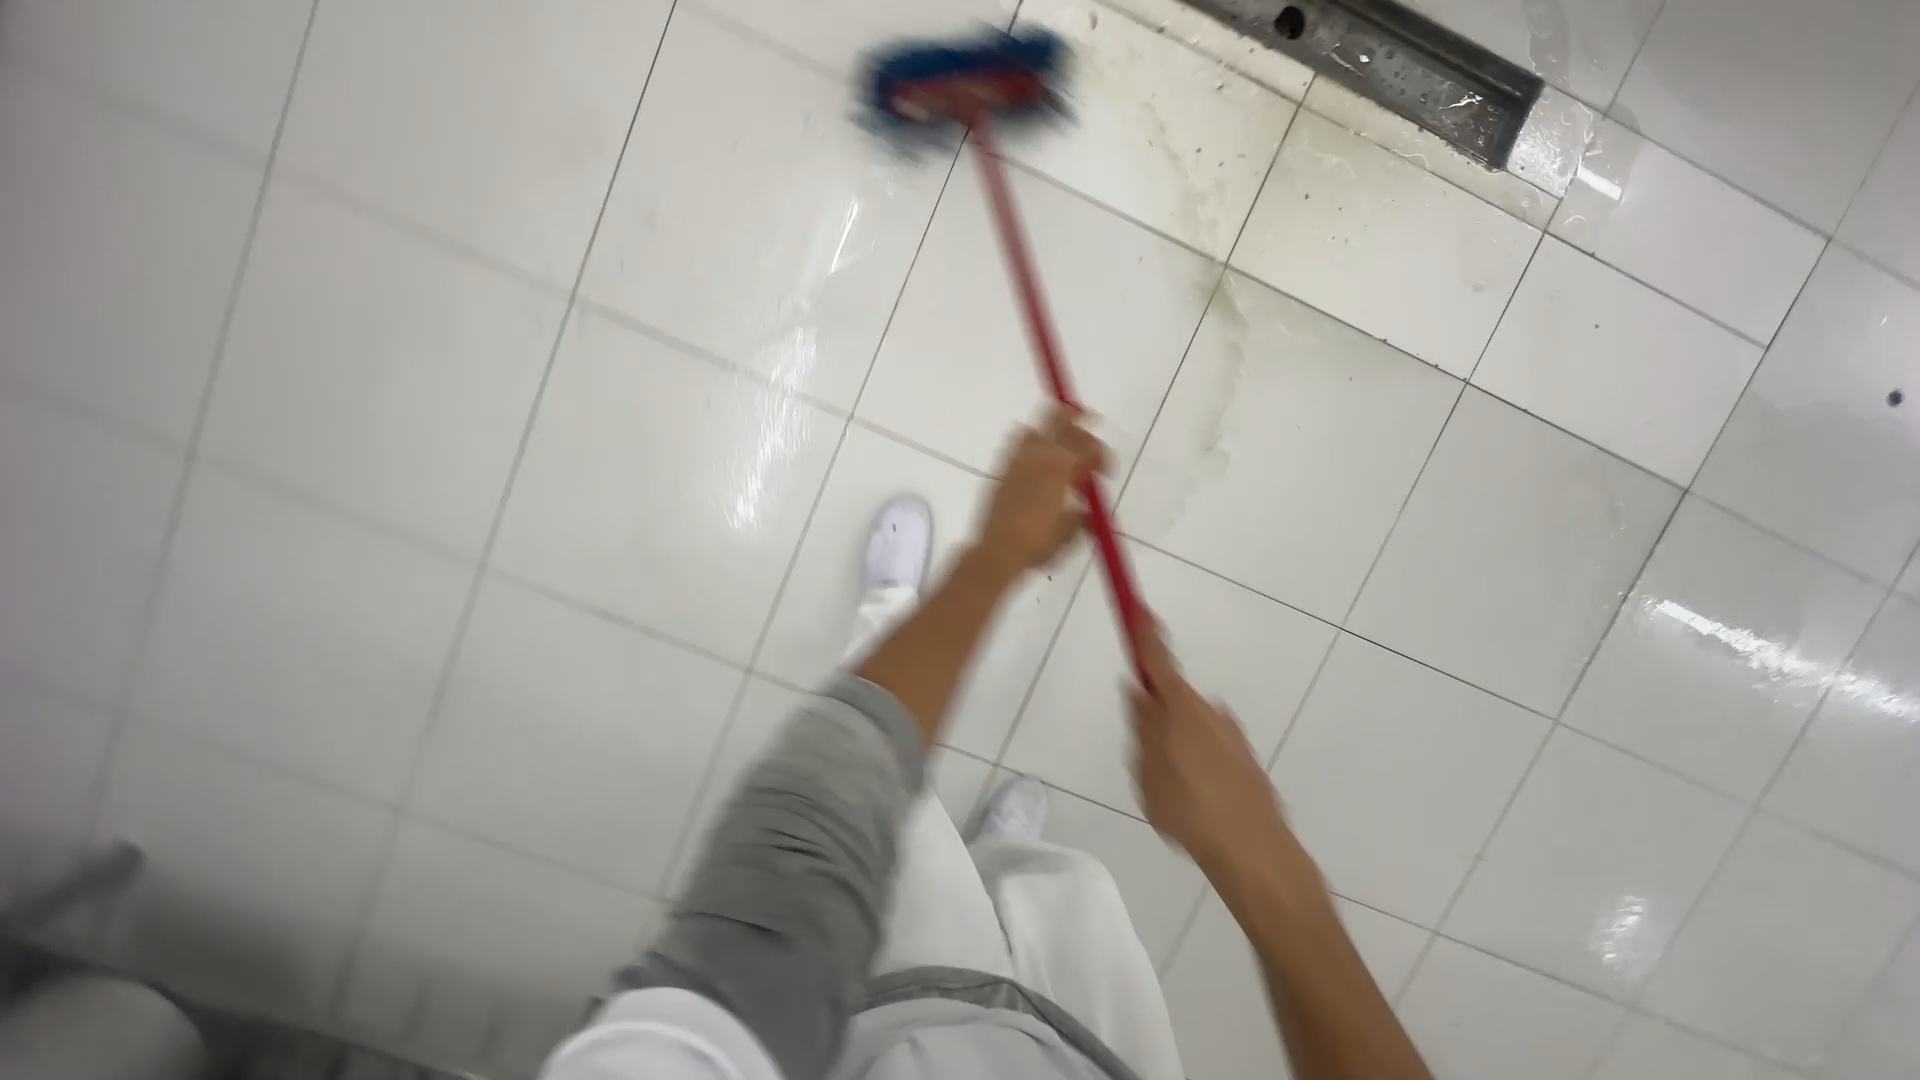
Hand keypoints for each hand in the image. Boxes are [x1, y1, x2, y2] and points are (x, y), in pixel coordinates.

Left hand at [974, 406, 1108, 577]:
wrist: (998, 551)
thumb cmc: (1039, 544)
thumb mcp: (1072, 532)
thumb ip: (1085, 515)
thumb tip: (1090, 510)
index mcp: (1062, 470)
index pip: (1088, 445)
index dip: (1101, 453)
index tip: (1105, 471)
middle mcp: (1040, 457)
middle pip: (1062, 421)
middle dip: (1078, 423)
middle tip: (1086, 435)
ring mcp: (1017, 460)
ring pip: (1036, 428)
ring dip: (1052, 430)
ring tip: (1060, 443)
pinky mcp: (1002, 469)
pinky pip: (1017, 443)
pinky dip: (1029, 442)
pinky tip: (1035, 456)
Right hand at [1128, 625, 1297, 880]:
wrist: (1254, 850)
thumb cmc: (1188, 808)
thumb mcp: (1146, 771)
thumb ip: (1141, 728)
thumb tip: (1139, 690)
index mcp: (1179, 708)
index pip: (1157, 659)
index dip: (1146, 633)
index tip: (1140, 606)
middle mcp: (1209, 711)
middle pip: (1172, 701)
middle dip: (1156, 721)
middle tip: (1146, 764)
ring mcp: (1232, 735)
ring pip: (1191, 732)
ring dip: (1179, 750)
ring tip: (1172, 798)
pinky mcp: (1247, 761)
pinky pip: (1210, 754)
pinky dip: (1200, 769)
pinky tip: (1197, 807)